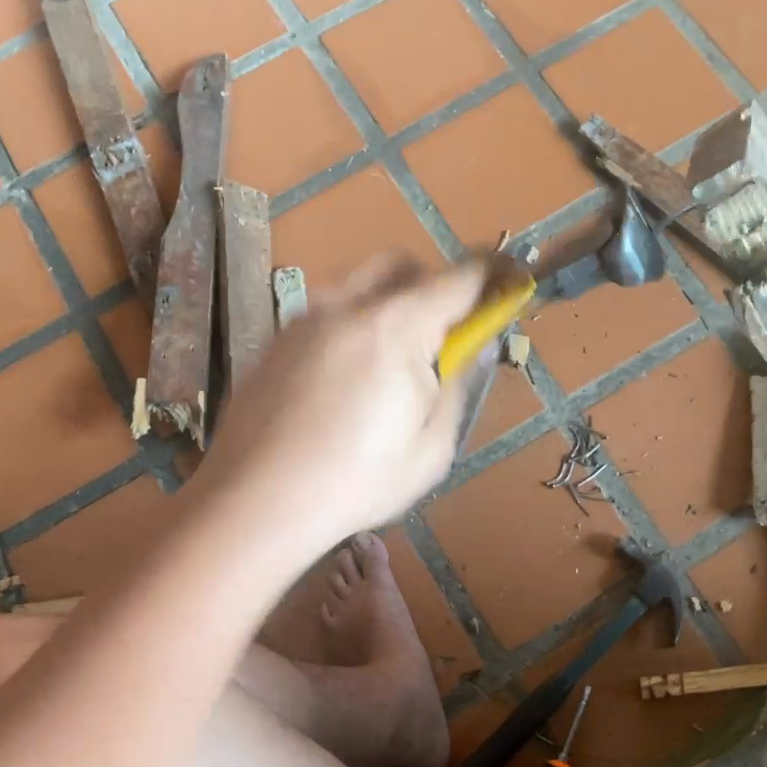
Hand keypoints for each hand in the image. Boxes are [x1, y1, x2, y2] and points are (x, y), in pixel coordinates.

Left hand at [196, 257, 489, 547]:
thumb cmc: (356, 483)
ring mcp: (304, 319)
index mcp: (396, 327)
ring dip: (389, 309)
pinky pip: (328, 316)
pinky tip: (344, 388)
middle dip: (433, 288)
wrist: (254, 501)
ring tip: (387, 373)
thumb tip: (469, 350)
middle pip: (403, 266)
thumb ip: (457, 387)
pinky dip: (352, 330)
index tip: (512, 280)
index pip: (459, 279)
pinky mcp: (276, 340)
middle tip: (442, 340)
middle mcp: (348, 305)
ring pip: (360, 288)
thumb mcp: (431, 450)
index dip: (492, 275)